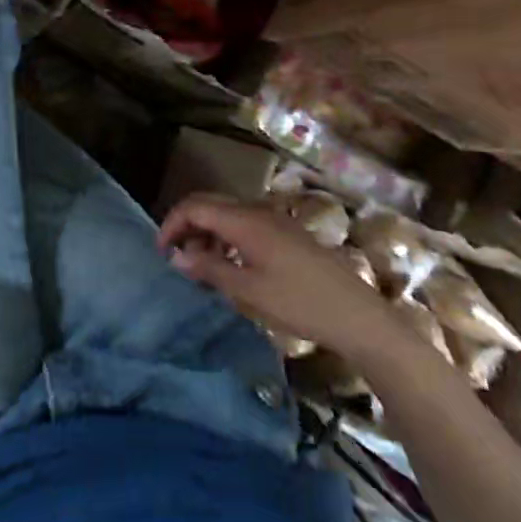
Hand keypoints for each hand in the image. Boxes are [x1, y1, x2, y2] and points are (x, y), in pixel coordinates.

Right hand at [158, 193, 409, 362]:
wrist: (359, 317)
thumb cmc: (299, 303)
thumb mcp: (247, 289)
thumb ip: (208, 268)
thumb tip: (176, 256)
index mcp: (245, 221)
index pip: (194, 206)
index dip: (171, 224)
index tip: (161, 252)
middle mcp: (258, 211)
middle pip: (209, 204)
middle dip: (186, 225)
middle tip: (175, 256)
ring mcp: (275, 220)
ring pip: (227, 214)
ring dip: (206, 233)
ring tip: (199, 265)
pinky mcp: (287, 234)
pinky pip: (245, 224)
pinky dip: (226, 238)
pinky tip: (228, 264)